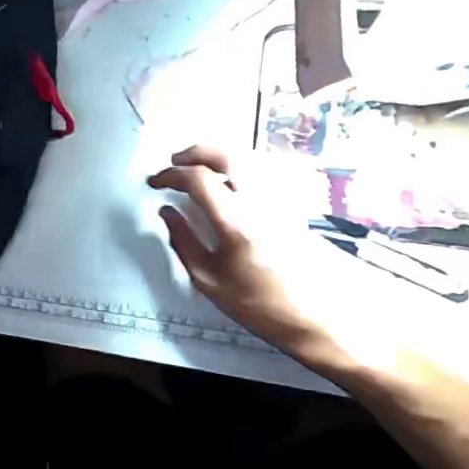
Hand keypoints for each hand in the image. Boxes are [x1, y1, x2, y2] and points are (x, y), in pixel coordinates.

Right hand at [147, 146, 352, 370]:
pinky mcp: (291, 205)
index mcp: (237, 223)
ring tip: (200, 168)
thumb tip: (168, 214)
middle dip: (196, 153)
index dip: (171, 175)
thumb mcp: (209, 280)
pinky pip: (261, 171)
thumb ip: (183, 241)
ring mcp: (280, 200)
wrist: (311, 315)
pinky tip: (230, 181)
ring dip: (218, 156)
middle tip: (176, 161)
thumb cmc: (261, 304)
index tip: (157, 182)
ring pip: (246, 158)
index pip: (198, 179)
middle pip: (226, 156)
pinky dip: (239, 166)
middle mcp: (261, 203)